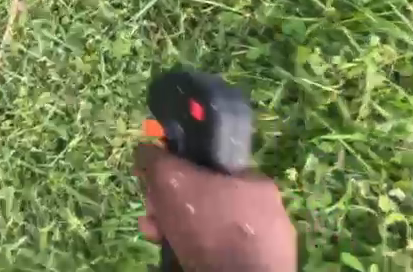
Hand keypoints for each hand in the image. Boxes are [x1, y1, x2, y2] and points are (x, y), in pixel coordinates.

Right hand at [135, 144, 295, 271]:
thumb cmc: (207, 222)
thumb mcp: (167, 175)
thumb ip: (153, 155)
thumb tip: (146, 151)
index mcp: (254, 181)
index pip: (205, 163)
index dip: (172, 168)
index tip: (153, 181)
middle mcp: (267, 209)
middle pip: (200, 194)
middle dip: (166, 201)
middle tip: (151, 211)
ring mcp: (266, 242)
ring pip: (206, 222)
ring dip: (173, 222)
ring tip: (154, 232)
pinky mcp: (259, 265)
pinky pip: (218, 246)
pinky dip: (192, 244)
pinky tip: (171, 246)